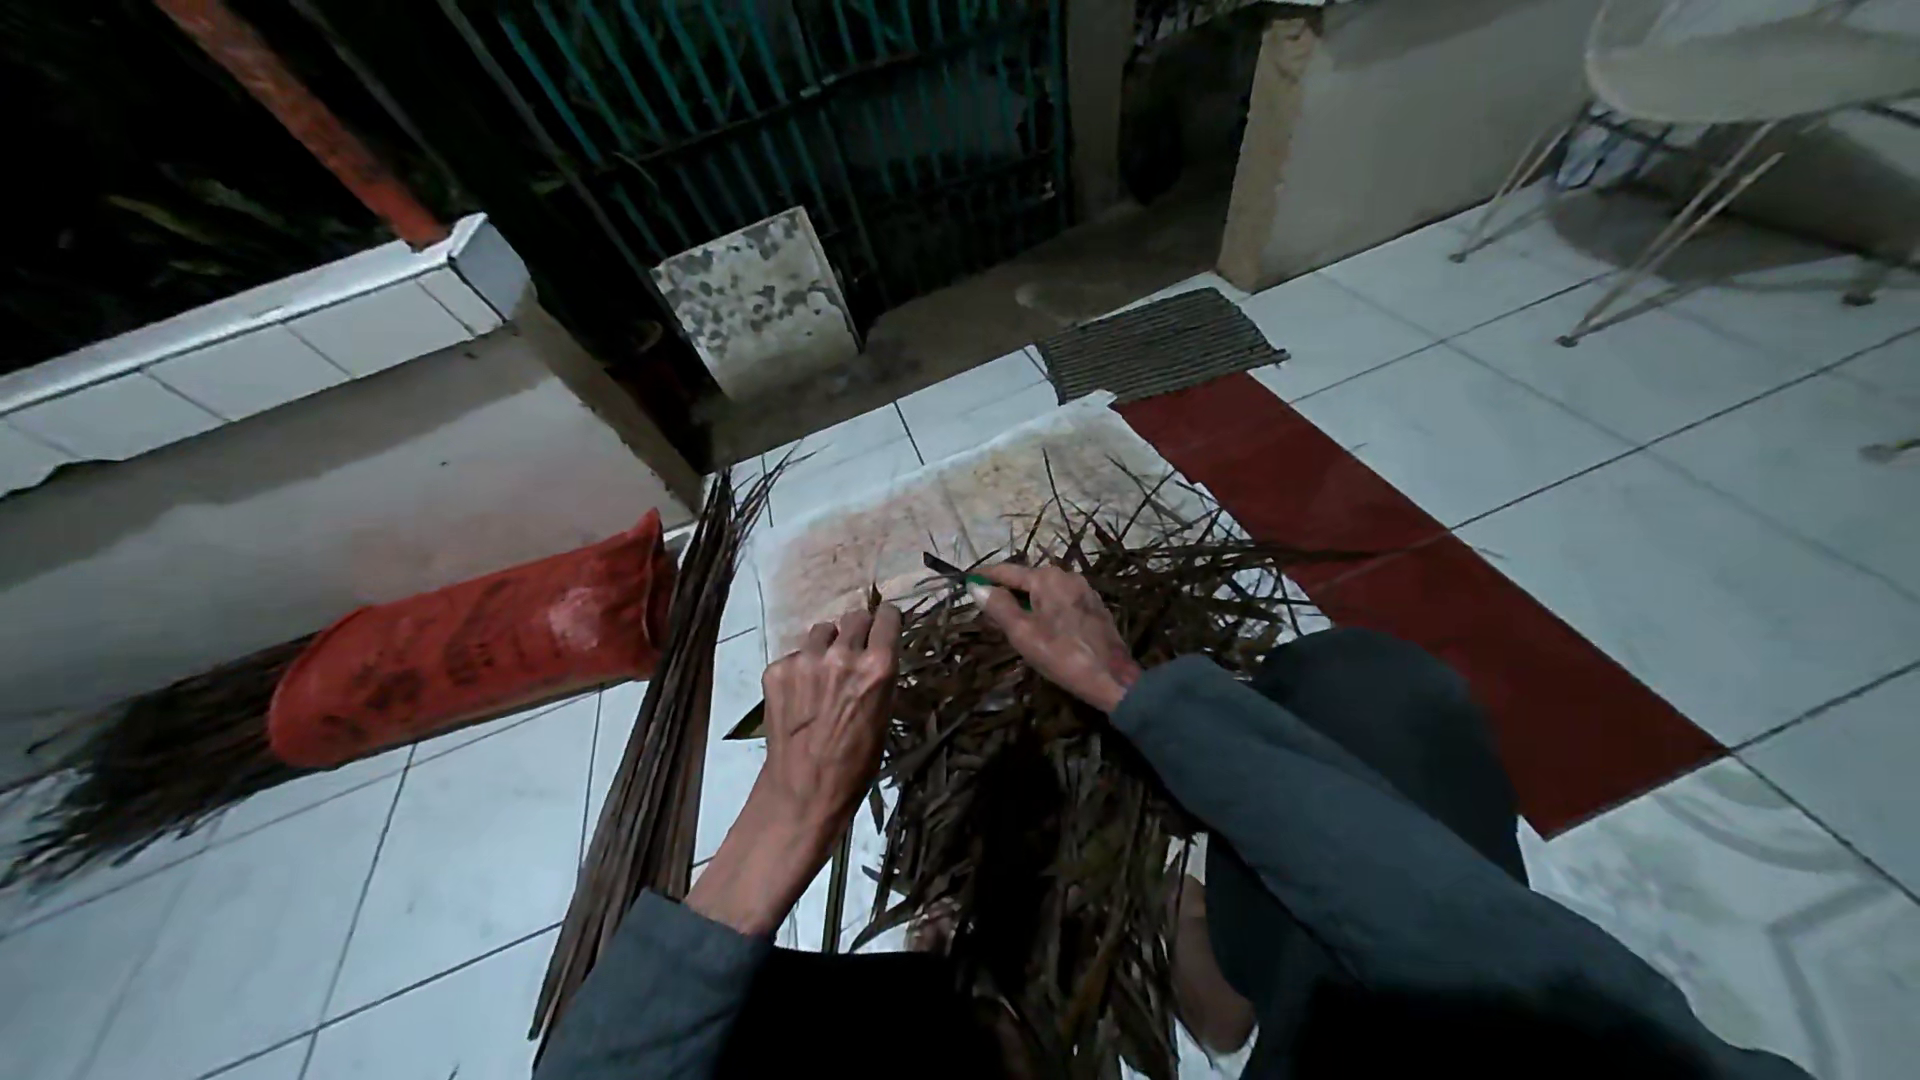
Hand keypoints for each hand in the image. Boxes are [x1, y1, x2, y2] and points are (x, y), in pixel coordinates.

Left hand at [687, 604, 901, 935]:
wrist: (803, 790)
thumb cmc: (856, 761)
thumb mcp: (884, 714)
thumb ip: (880, 675)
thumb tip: (877, 650)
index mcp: (877, 667)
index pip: (887, 616)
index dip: (887, 620)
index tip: (885, 624)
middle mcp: (842, 655)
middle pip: (855, 617)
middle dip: (858, 630)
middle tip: (854, 652)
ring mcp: (805, 660)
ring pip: (822, 630)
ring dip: (827, 644)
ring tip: (824, 672)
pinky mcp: (777, 670)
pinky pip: (795, 654)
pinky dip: (800, 667)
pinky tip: (800, 694)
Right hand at [970, 563, 1141, 712]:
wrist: (1112, 677)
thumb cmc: (1062, 655)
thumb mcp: (1022, 633)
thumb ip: (999, 607)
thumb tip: (977, 587)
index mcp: (1047, 578)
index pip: (1007, 571)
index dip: (985, 576)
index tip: (967, 580)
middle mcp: (1067, 576)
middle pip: (1027, 579)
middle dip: (1005, 592)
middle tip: (986, 610)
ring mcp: (1083, 590)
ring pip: (1044, 591)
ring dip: (1025, 602)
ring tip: (1009, 621)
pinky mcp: (1093, 606)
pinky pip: (1060, 600)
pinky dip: (1043, 608)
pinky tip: (1038, 626)